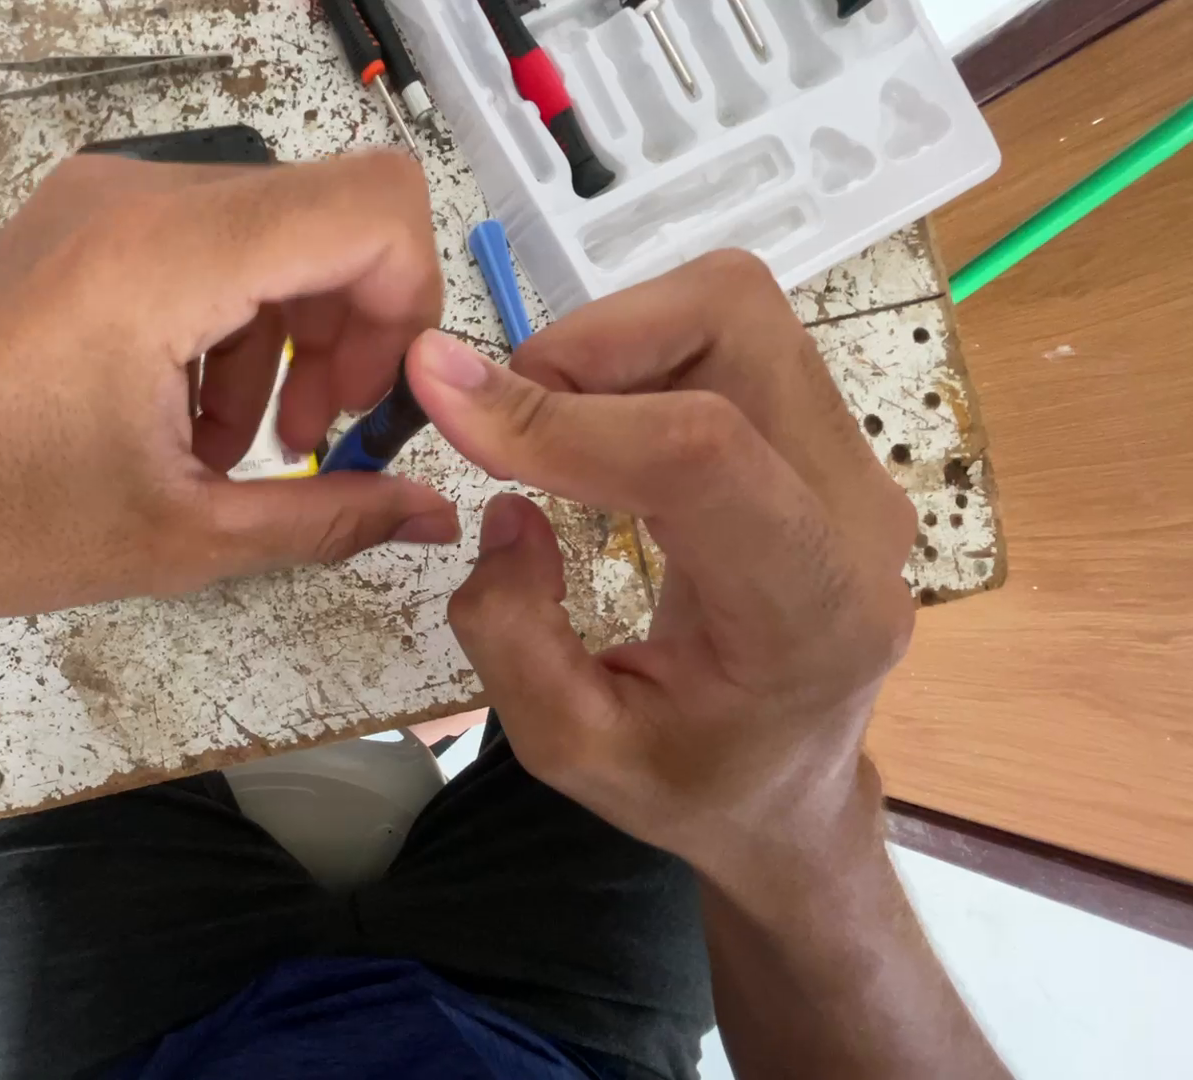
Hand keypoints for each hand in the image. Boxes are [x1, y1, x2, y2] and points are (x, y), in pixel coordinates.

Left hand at [0, 151, 459, 678]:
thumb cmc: (1, 529)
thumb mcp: (188, 538)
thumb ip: (329, 518)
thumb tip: (432, 515)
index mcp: (166, 255)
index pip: (374, 205)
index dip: (409, 304)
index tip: (373, 404)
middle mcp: (134, 197)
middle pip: (324, 221)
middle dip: (347, 336)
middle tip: (315, 441)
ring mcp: (95, 206)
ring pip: (263, 240)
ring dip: (282, 344)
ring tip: (236, 449)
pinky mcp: (72, 234)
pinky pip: (197, 254)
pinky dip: (224, 332)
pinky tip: (185, 421)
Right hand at [405, 251, 917, 886]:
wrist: (783, 789)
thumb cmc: (681, 783)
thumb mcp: (562, 745)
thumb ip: (510, 629)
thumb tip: (506, 505)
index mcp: (803, 609)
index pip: (695, 452)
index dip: (553, 415)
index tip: (437, 397)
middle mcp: (853, 508)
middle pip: (731, 322)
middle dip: (582, 346)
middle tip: (501, 420)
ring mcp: (846, 461)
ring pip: (724, 311)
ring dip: (598, 345)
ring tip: (535, 428)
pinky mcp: (811, 441)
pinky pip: (715, 341)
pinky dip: (620, 356)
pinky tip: (578, 428)